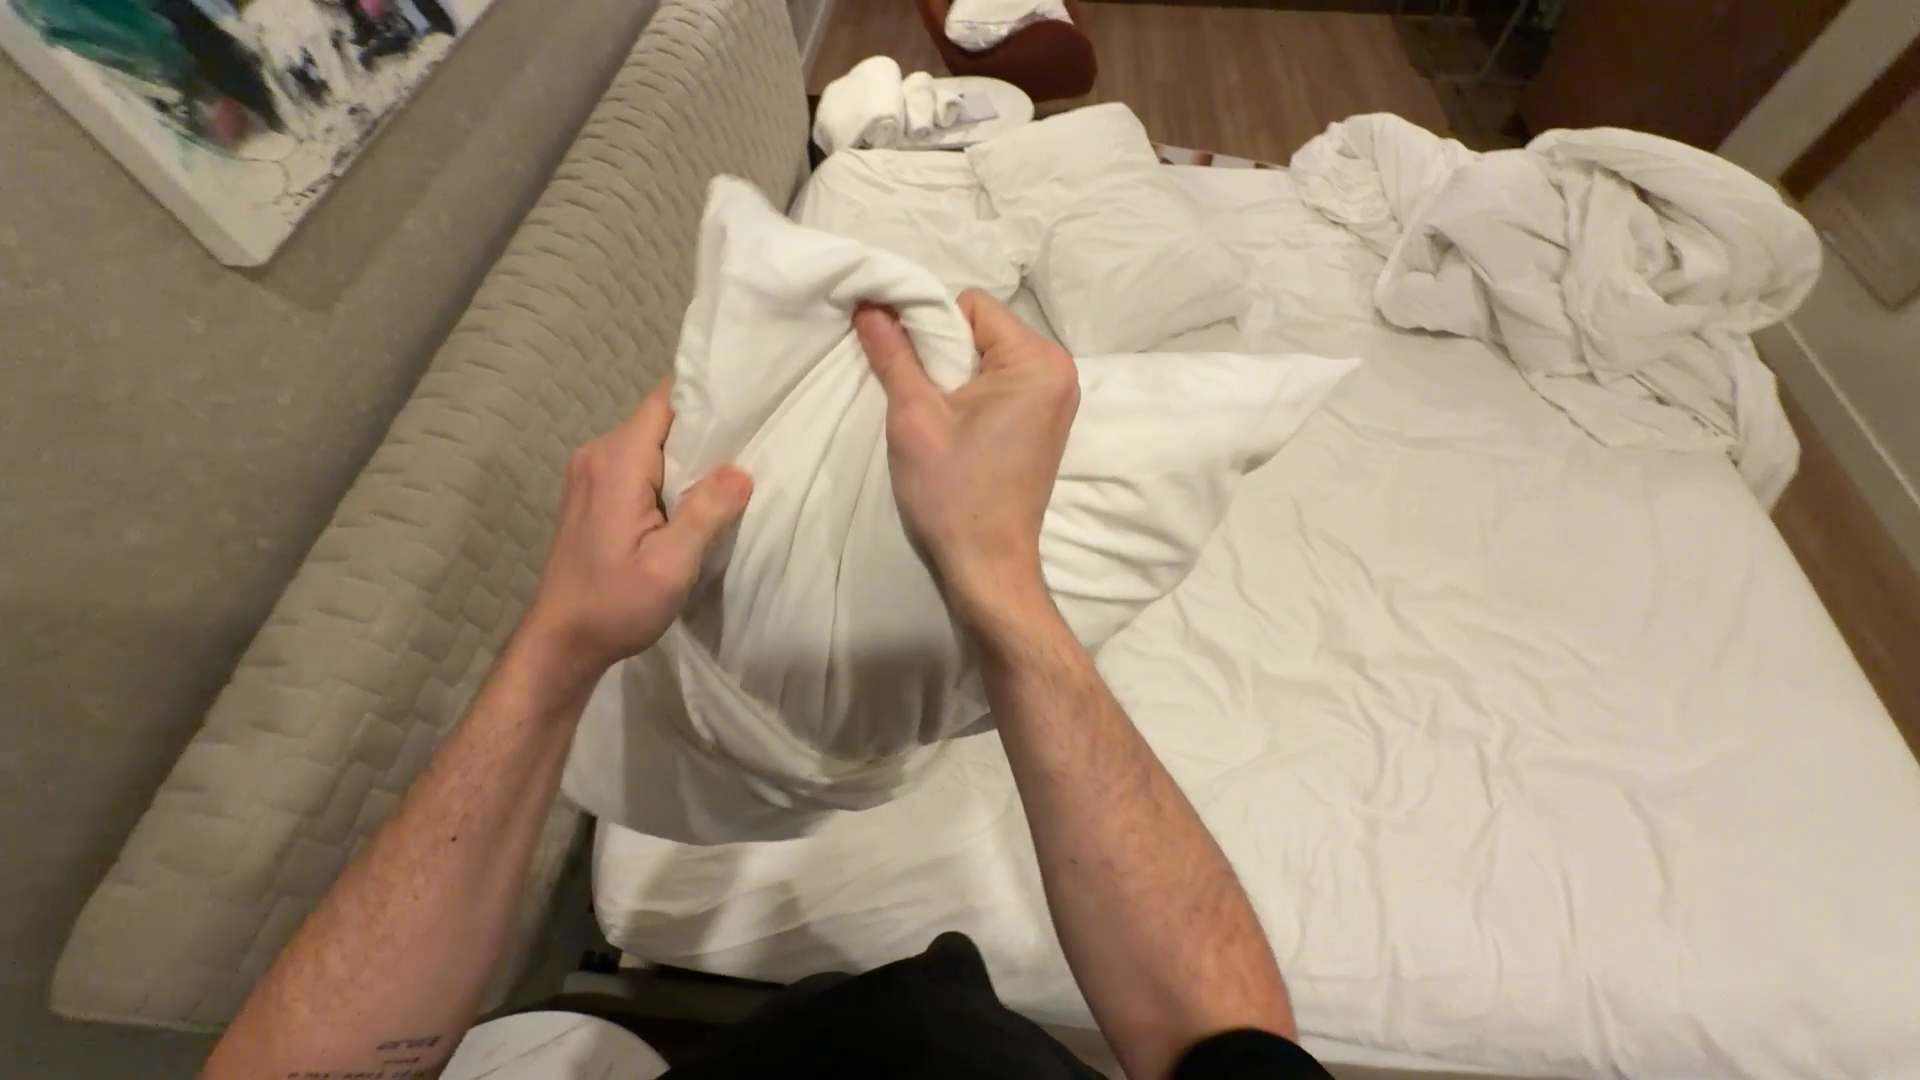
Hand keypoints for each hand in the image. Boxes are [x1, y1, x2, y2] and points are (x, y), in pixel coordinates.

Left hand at [522, 381, 751, 691]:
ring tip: (727, 479)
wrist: (562, 641)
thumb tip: (743, 470)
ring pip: (651, 442)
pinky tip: (691, 501)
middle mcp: (597, 456)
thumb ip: (705, 512)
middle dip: (705, 432)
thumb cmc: (615, 605)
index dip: (707, 401)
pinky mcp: (592, 492)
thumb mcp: (671, 565)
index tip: (748, 414)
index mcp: (616, 463)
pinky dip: (669, 473)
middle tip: (749, 453)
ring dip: (688, 457)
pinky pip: (638, 463)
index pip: (665, 401)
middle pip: (660, 419)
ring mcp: (589, 473)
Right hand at [854, 288, 1078, 625]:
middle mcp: (1060, 371)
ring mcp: (1059, 398)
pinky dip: (976, 395)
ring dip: (958, 376)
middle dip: (946, 353)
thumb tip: (869, 302)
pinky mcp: (1049, 422)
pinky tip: (960, 432)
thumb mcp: (914, 416)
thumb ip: (893, 352)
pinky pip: (1005, 383)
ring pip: (991, 356)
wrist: (988, 563)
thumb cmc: (953, 492)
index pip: (971, 305)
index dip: (931, 328)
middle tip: (925, 401)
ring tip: (941, 421)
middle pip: (984, 328)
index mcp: (1037, 361)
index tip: (914, 372)